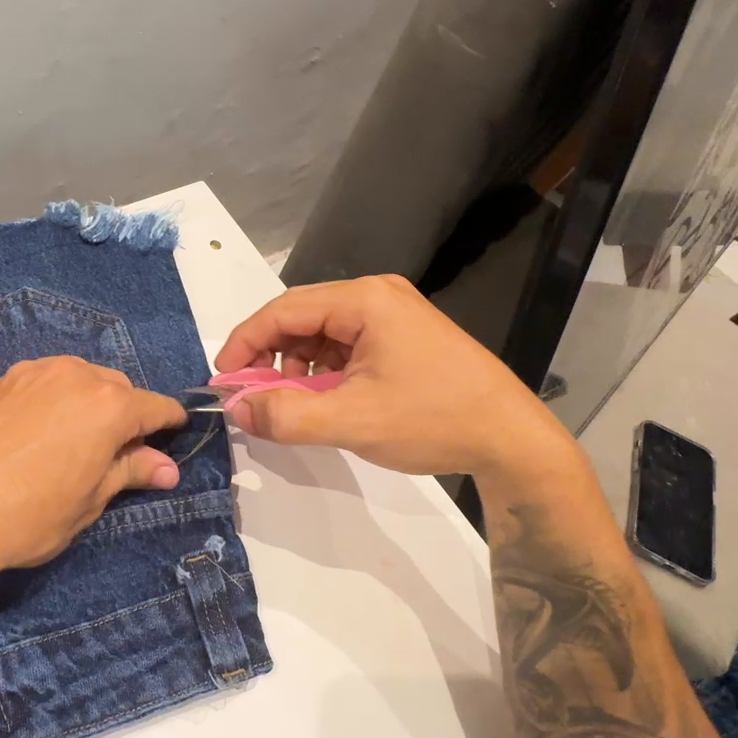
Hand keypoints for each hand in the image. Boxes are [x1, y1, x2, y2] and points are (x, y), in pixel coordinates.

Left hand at [0, 357, 187, 580]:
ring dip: (89, 404)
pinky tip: (38, 434)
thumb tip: (166, 466)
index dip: (168, 425)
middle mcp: (75, 375)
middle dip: (126, 416)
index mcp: (108, 406)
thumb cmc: (26, 515)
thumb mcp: (87, 502)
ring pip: (80, 379)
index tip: (170, 442)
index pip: (156, 406)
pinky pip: (45, 383)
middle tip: (115, 456)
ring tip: (75, 444)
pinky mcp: (2, 379)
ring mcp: (34, 372)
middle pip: (118, 388)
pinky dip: (55, 400)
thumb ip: (129, 472)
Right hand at [215, 276, 572, 477]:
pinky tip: (326, 398)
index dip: (245, 342)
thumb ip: (286, 415)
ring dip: (298, 364)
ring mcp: (393, 313)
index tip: (223, 378)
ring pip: (322, 331)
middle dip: (271, 355)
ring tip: (295, 402)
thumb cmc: (434, 421)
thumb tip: (237, 410)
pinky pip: (346, 343)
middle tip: (253, 393)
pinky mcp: (403, 335)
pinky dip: (325, 369)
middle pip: (301, 316)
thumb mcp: (352, 422)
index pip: (283, 310)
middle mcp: (376, 295)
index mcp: (364, 301)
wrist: (514, 441)